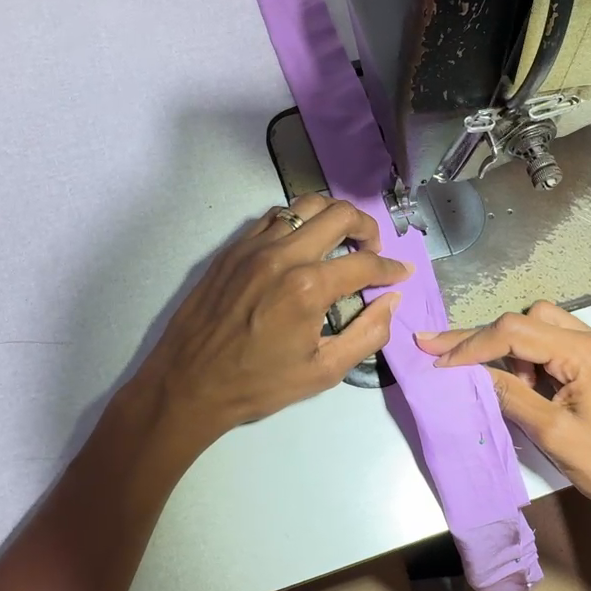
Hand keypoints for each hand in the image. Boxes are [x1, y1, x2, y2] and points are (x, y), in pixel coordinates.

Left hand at [128, 194, 410, 446]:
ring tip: (341, 240)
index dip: (391, 269)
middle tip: (373, 251)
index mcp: (307, 288)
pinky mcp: (232, 249)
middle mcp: (282, 255)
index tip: (401, 274)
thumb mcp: (323, 372)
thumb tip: (391, 300)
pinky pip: (274, 217)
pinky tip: (302, 245)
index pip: (364, 264)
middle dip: (367, 228)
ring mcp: (252, 246)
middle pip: (339, 214)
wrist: (188, 384)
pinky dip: (298, 222)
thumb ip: (367, 334)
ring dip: (332, 217)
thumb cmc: (258, 385)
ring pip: (304, 206)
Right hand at [417, 302, 590, 566]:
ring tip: (508, 387)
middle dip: (490, 339)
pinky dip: (536, 358)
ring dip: (515, 349)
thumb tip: (468, 373)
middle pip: (530, 318)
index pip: (516, 332)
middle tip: (451, 361)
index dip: (471, 344)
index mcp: (589, 353)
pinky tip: (529, 386)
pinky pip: (561, 343)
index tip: (436, 358)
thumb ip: (509, 395)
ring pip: (545, 327)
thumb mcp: (552, 434)